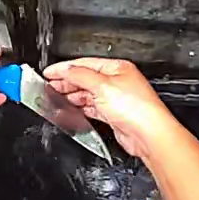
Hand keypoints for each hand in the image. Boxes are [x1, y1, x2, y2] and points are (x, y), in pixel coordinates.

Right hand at [42, 57, 181, 158]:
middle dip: (66, 82)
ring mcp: (116, 99)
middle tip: (49, 85)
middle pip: (85, 78)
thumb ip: (80, 76)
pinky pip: (92, 108)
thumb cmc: (136, 108)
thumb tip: (65, 70)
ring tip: (56, 96)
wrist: (149, 135)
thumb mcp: (102, 85)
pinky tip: (72, 108)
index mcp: (117, 68)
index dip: (65, 68)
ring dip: (72, 95)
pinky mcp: (114, 115)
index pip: (84, 64)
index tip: (49, 72)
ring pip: (87, 94)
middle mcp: (117, 82)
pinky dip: (80, 107)